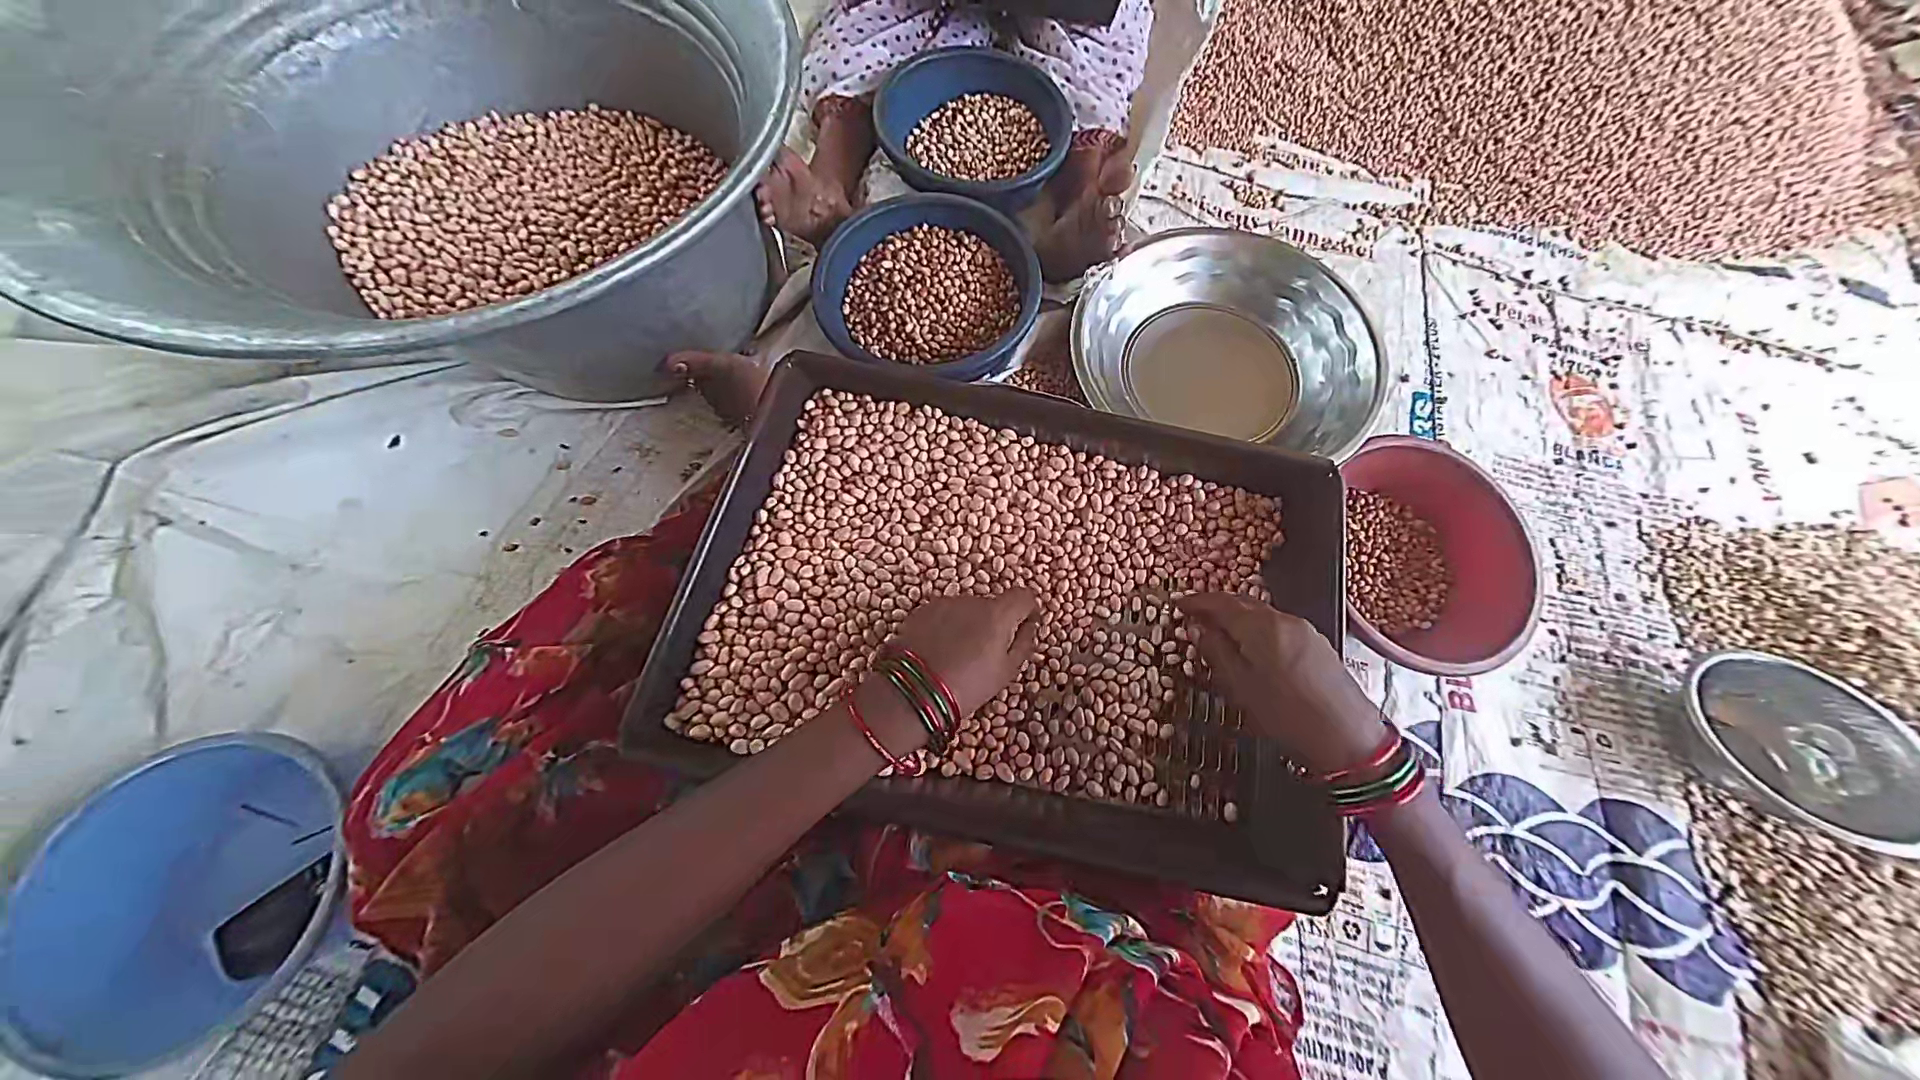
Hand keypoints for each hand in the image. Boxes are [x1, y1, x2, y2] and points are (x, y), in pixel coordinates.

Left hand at [886, 589, 1042, 716]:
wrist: (913, 690)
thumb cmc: (967, 685)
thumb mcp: (1006, 671)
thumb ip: (1024, 643)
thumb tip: (1030, 626)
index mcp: (997, 614)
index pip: (1023, 596)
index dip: (1028, 610)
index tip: (1026, 625)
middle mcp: (971, 601)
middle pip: (992, 606)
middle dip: (994, 624)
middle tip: (987, 655)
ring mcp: (943, 604)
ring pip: (966, 611)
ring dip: (968, 626)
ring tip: (959, 657)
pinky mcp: (921, 612)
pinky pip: (943, 616)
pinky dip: (946, 628)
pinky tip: (939, 653)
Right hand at [1175, 593, 1388, 775]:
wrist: (1348, 737)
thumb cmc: (1286, 715)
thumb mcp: (1239, 686)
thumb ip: (1216, 651)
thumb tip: (1198, 628)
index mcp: (1260, 627)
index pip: (1220, 603)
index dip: (1197, 601)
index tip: (1178, 604)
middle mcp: (1284, 620)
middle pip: (1243, 603)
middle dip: (1216, 606)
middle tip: (1194, 615)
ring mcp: (1304, 630)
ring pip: (1261, 614)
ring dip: (1237, 617)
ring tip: (1218, 632)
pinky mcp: (1317, 644)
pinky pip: (1277, 626)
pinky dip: (1256, 628)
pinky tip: (1249, 645)